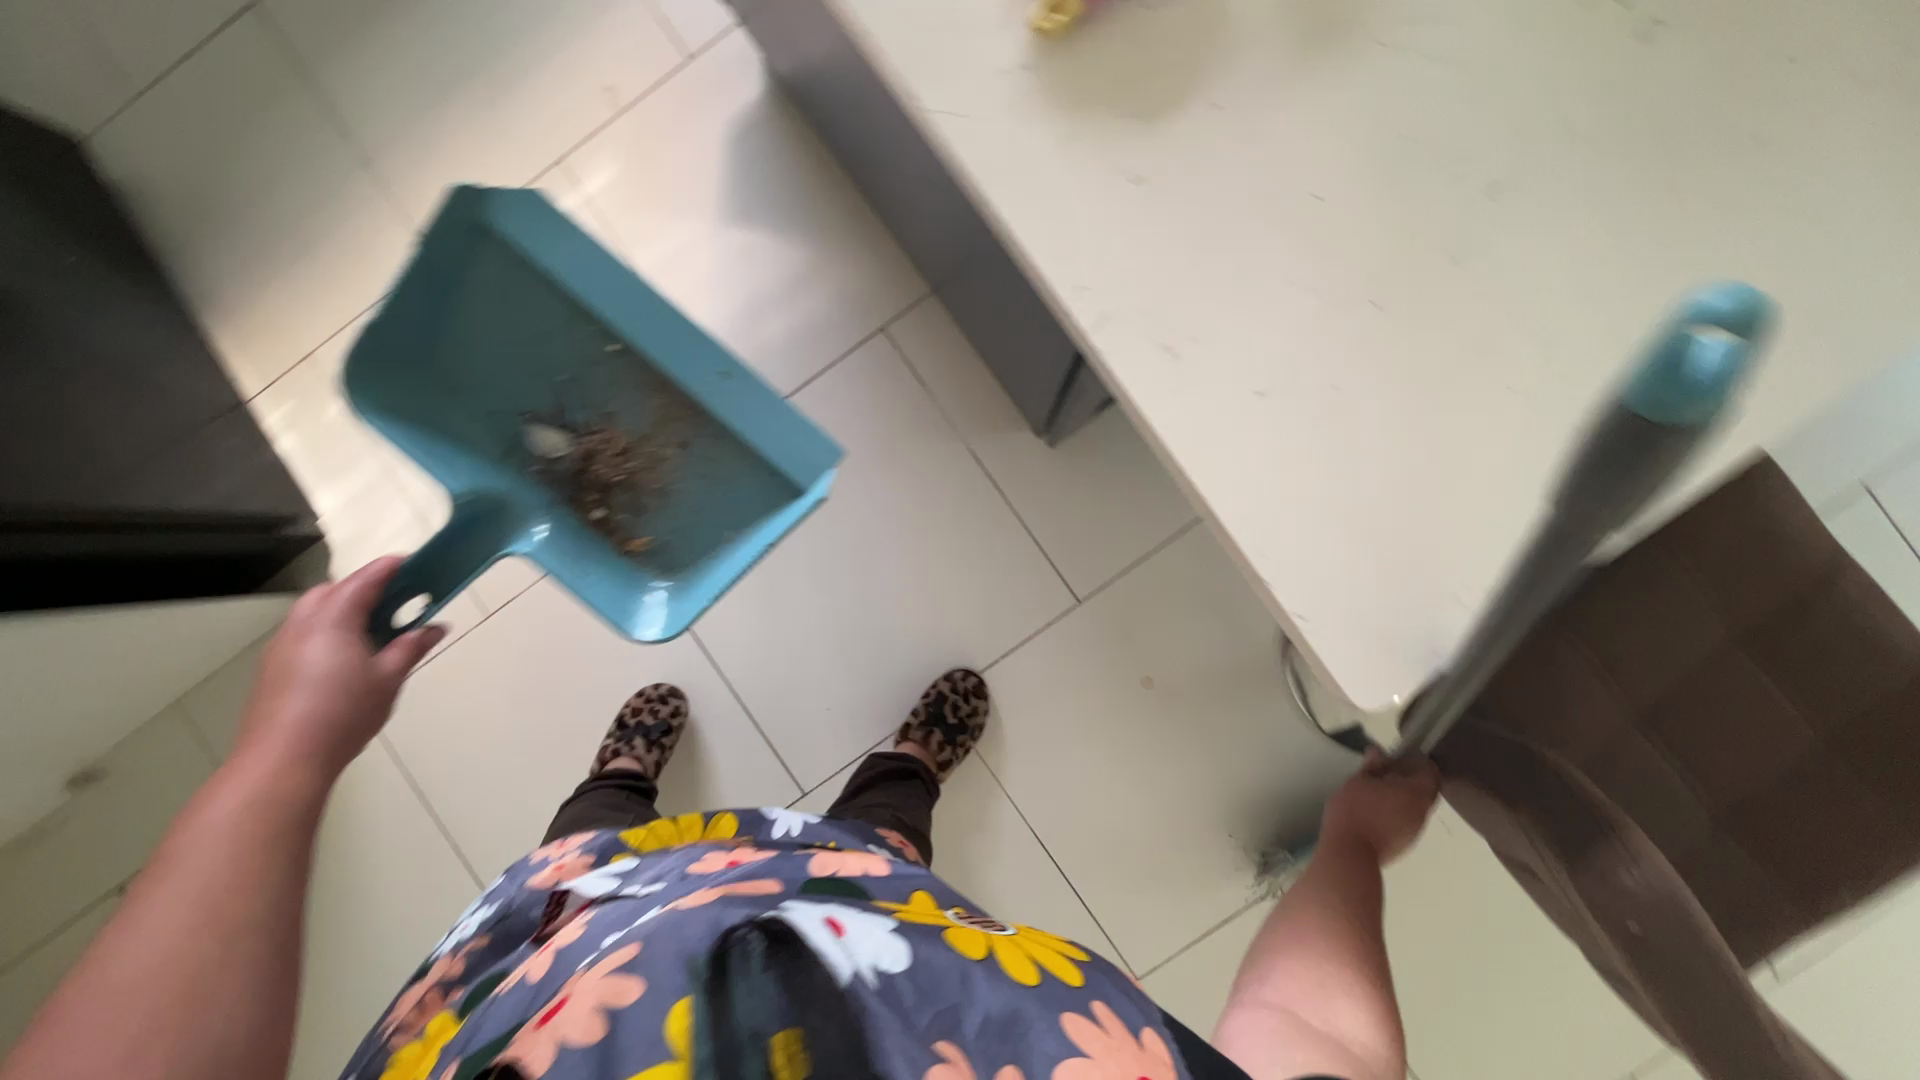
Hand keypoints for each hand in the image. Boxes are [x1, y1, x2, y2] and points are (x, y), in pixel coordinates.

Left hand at [233, 557, 446, 782]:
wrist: (284, 758)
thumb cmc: (344, 712)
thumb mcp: (389, 677)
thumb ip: (411, 646)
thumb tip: (435, 627)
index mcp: (333, 619)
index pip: (364, 580)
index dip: (391, 569)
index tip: (416, 564)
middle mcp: (302, 624)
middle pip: (332, 591)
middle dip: (363, 589)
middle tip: (397, 604)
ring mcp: (282, 646)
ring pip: (314, 612)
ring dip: (344, 611)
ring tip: (376, 633)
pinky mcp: (274, 668)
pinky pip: (305, 634)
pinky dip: (329, 631)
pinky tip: (348, 659)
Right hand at [1320, 748, 1440, 863]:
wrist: (1352, 853)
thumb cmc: (1354, 811)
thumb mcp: (1357, 782)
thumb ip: (1371, 766)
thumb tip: (1378, 752)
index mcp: (1415, 793)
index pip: (1431, 773)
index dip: (1421, 762)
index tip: (1405, 756)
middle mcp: (1422, 812)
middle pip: (1427, 791)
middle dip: (1412, 780)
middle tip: (1390, 772)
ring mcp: (1416, 830)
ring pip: (1417, 808)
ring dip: (1405, 797)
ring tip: (1380, 792)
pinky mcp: (1406, 844)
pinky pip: (1408, 821)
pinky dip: (1399, 812)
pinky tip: (1378, 811)